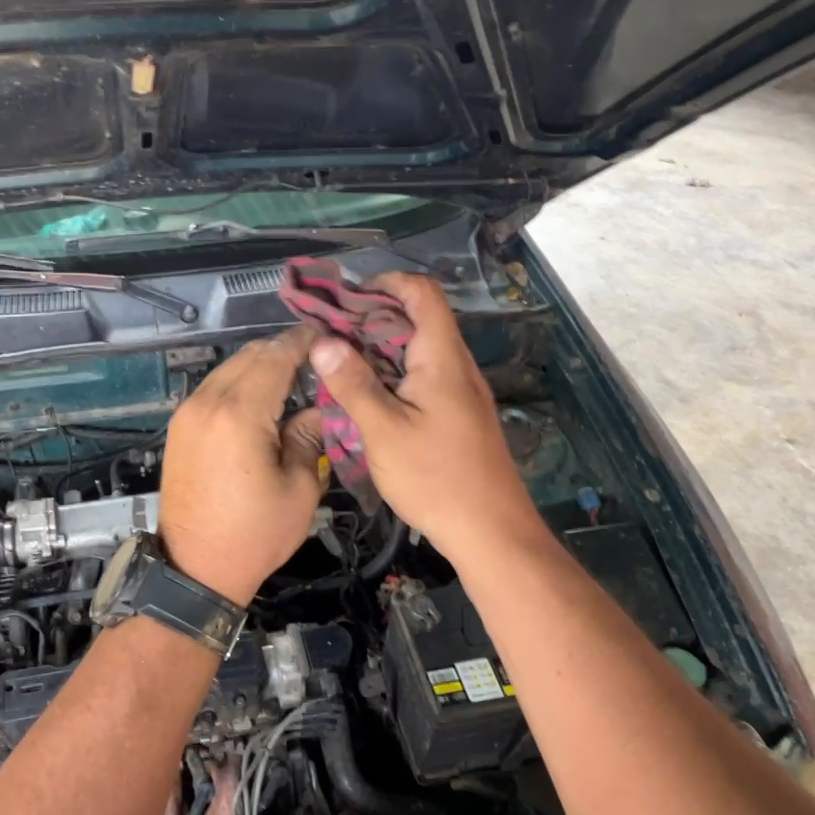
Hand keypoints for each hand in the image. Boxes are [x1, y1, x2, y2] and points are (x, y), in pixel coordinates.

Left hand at [159, 326, 325, 604]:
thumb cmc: (255, 534)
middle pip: (249, 357)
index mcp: (240, 413)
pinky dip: (238, 383)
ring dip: (259, 365)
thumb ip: (309, 438)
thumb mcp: (300, 489)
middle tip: (315, 357)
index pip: (276, 357)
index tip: (327, 335)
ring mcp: (187, 414)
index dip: (303, 342)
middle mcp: (208, 403)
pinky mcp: (179, 428)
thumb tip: (315, 409)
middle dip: (282, 350)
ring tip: (292, 375)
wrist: (194, 568)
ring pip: (227, 369)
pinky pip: (212, 389)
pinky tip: (260, 398)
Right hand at [307, 272, 539, 560]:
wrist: (490, 531)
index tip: (344, 298)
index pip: (422, 292)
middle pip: (418, 318)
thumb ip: (353, 383)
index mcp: (442, 358)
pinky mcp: (457, 415)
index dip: (386, 283)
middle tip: (328, 334)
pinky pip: (422, 377)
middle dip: (372, 316)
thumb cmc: (436, 478)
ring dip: (379, 348)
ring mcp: (459, 391)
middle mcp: (456, 366)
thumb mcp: (383, 431)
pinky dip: (392, 374)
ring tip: (337, 362)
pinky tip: (365, 396)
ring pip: (418, 350)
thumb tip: (323, 341)